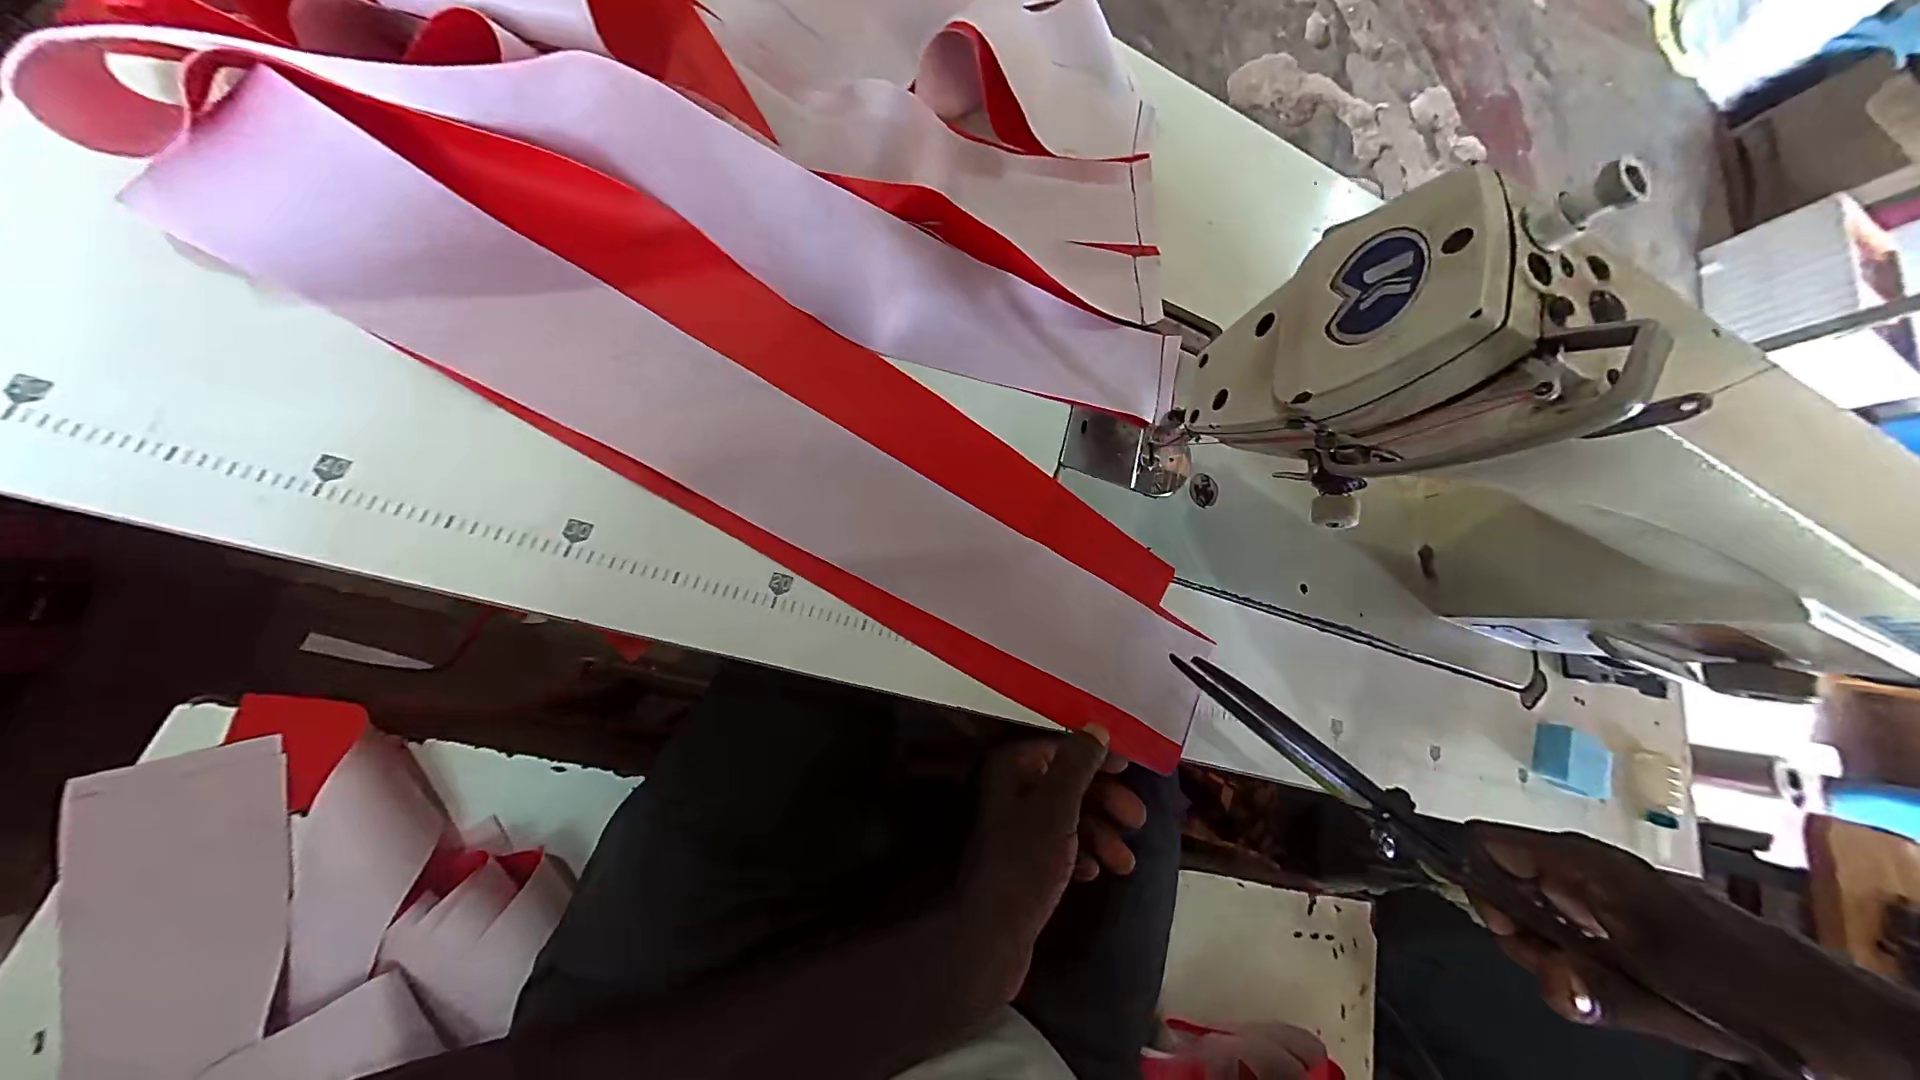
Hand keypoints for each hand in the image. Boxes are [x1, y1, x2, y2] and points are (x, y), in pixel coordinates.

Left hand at [955, 727, 1111, 996]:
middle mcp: (1011, 789)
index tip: (1129, 768)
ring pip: (1068, 816)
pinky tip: (1094, 872)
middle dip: (1105, 801)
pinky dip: (1081, 854)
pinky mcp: (1023, 858)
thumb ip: (1078, 765)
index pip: (1059, 746)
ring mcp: (1016, 826)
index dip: (1096, 755)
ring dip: (1100, 833)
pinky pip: (1060, 844)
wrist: (992, 935)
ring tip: (1125, 863)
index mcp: (1012, 768)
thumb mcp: (1057, 808)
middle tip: (1137, 819)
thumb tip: (1096, 727)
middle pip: (1068, 782)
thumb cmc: (1025, 862)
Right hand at [1464, 822, 1759, 1061]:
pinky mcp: (1620, 897)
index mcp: (1584, 863)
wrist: (1834, 1009)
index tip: (1506, 930)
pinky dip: (1568, 940)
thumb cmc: (1748, 995)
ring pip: (1532, 896)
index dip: (1478, 885)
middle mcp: (1587, 860)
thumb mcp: (1668, 1004)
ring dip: (1544, 938)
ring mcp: (1605, 878)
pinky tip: (1607, 970)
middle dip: (1515, 925)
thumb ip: (1598, 993)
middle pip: (1503, 874)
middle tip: (1557, 969)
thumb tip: (1546, 979)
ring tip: (1591, 976)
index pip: (1485, 842)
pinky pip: (1564, 907)